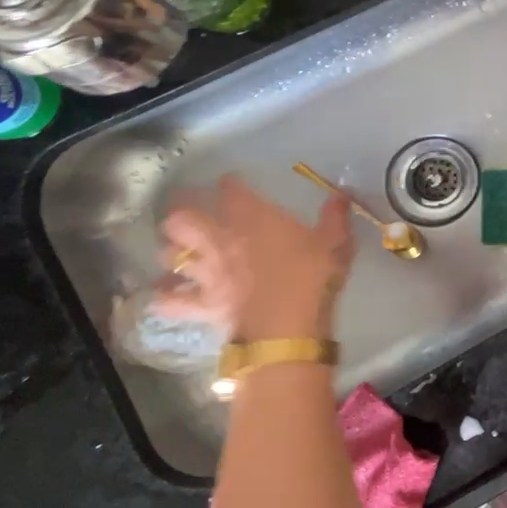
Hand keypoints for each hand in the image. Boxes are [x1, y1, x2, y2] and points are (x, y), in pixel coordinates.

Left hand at [151, 174, 355, 340]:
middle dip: (182, 210)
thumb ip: (335, 216)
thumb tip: (340, 193)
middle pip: (182, 218)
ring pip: (169, 254)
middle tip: (190, 208)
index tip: (231, 181)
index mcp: (253, 219)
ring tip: (178, 248)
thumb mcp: (335, 241)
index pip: (231, 191)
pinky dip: (165, 294)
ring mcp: (206, 273)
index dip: (229, 184)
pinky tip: (167, 291)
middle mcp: (220, 240)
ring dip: (171, 250)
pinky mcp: (200, 304)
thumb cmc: (313, 277)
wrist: (288, 326)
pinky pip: (169, 299)